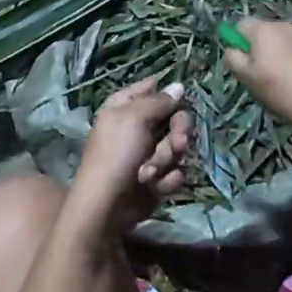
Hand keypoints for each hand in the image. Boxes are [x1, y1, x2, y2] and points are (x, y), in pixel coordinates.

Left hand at [68, 77, 192, 231]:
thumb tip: (179, 86)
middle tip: (178, 143)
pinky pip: (176, 170)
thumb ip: (159, 101)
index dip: (171, 95)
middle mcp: (138, 125)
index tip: (182, 103)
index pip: (155, 87)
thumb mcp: (135, 118)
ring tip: (150, 172)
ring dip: (167, 159)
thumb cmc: (117, 154)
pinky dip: (167, 179)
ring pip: (178, 145)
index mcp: (126, 105)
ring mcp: (149, 151)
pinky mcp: (158, 175)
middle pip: (175, 117)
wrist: (109, 205)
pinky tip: (155, 186)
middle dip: (178, 133)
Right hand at [222, 18, 291, 133]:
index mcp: (264, 30)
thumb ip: (233, 59)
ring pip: (288, 41)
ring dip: (284, 54)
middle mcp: (287, 26)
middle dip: (263, 49)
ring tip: (290, 82)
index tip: (245, 64)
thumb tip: (232, 49)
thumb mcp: (248, 79)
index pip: (241, 24)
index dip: (239, 42)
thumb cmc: (282, 92)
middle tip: (265, 76)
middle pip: (266, 32)